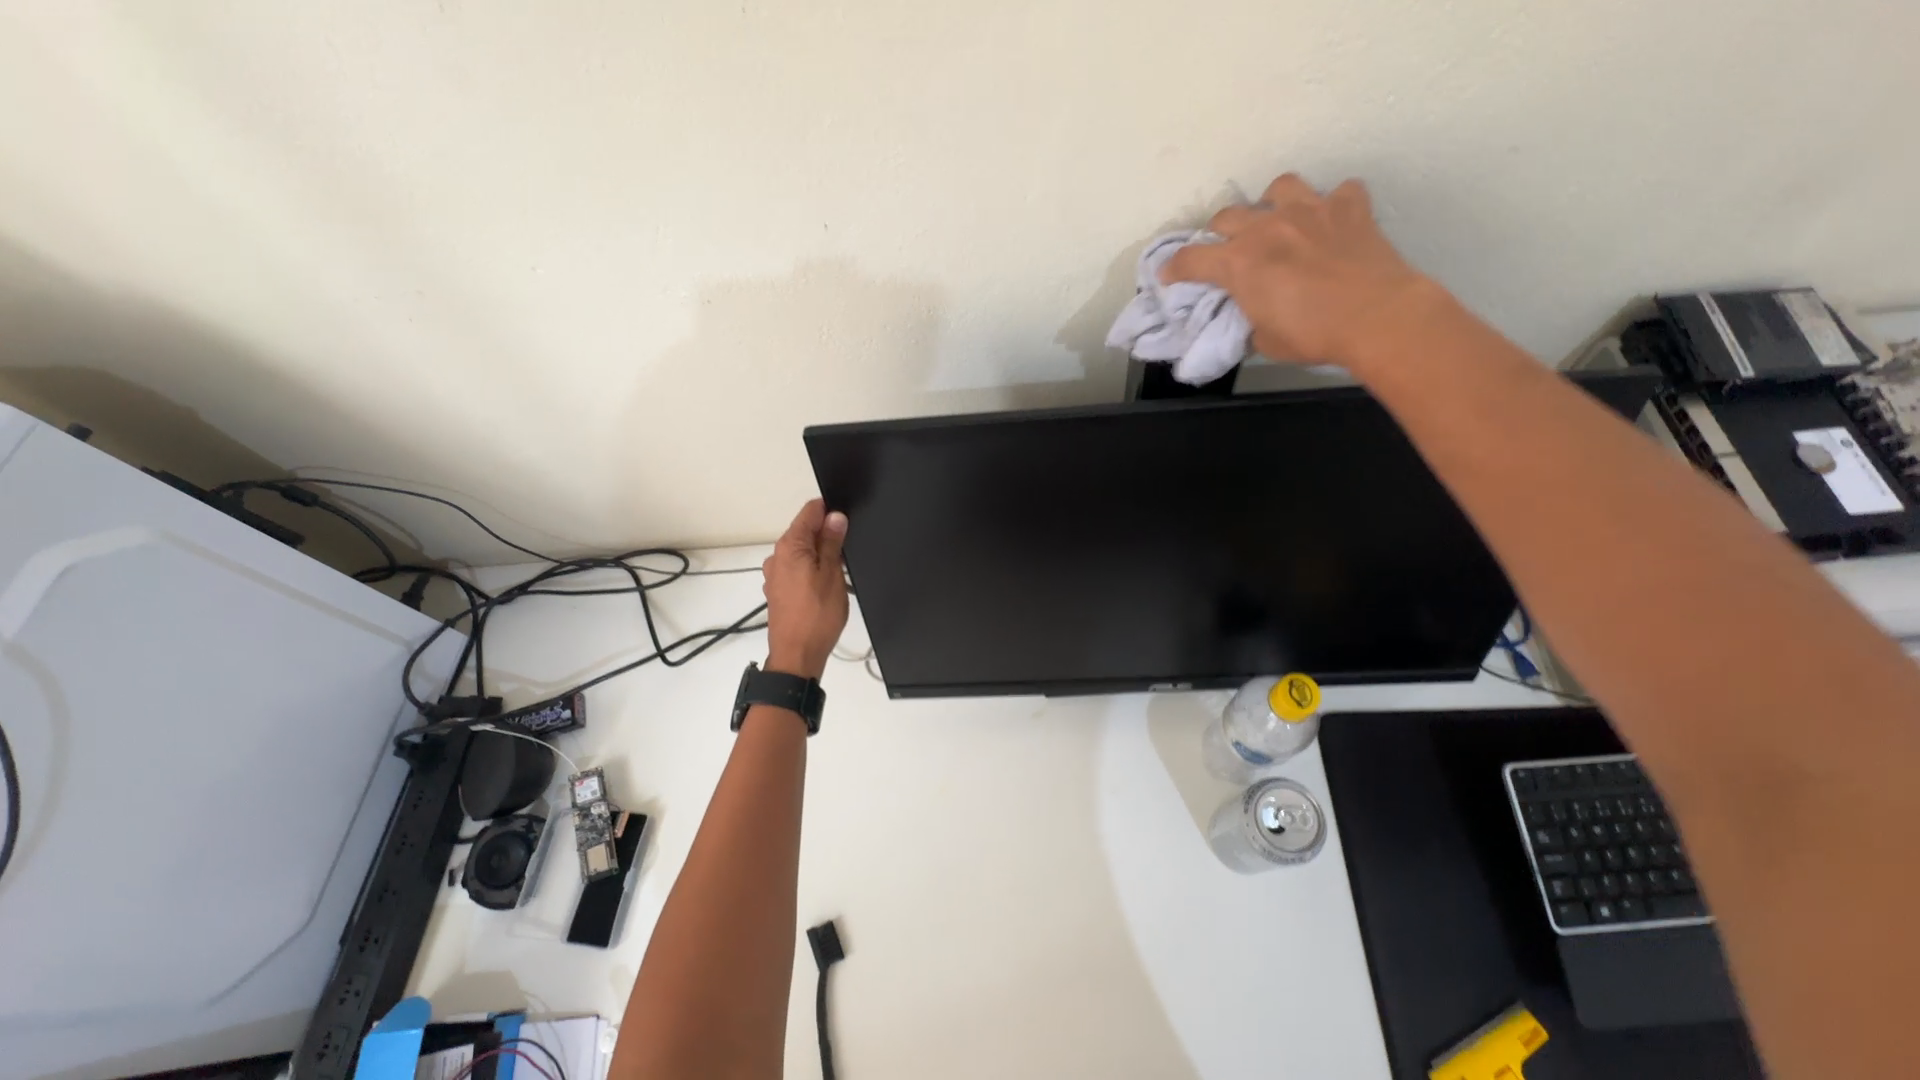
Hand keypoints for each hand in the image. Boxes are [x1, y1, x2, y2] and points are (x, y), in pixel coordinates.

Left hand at [762, 499, 849, 680]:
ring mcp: (774, 574)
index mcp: (790, 546)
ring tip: (840, 574)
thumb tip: (835, 516)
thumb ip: (832, 542)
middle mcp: (777, 556)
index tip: (847, 523)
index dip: (830, 511)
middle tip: (848, 552)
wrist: (797, 655)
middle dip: (826, 535)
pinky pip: (796, 569)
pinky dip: (811, 570)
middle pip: (804, 531)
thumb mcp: (832, 574)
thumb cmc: (817, 615)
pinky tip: (825, 587)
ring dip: (820, 555)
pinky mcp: (777, 591)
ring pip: (801, 552)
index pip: (810, 511)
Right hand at [1161, 174, 1438, 370]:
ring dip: (1273, 202)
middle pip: (1228, 217)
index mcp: (1239, 262)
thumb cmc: (1314, 334)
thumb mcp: (1266, 340)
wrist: (1377, 317)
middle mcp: (1267, 227)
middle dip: (1220, 234)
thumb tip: (1254, 315)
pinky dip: (1334, 205)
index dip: (1175, 268)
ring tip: (1279, 220)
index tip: (1169, 275)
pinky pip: (1339, 193)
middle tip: (1227, 251)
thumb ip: (1251, 319)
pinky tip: (1334, 221)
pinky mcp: (1348, 208)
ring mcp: (1310, 211)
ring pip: (1279, 186)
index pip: (1191, 260)